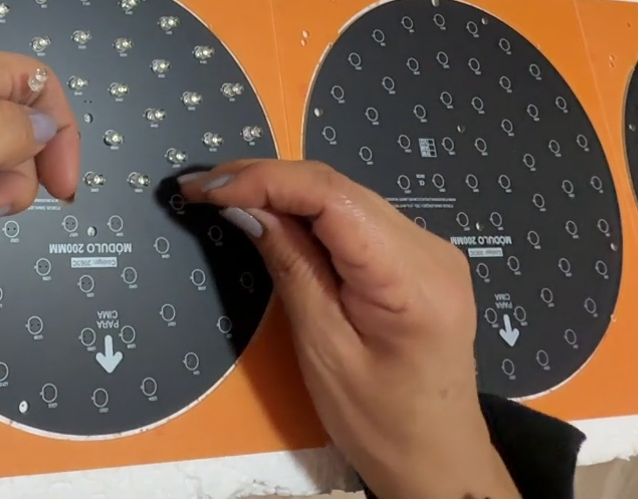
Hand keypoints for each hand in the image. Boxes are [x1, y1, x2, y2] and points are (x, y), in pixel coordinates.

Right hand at [181, 160, 517, 498]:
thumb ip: (289, 265)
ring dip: (275, 187)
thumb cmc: (379, 421)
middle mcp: (427, 246)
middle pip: (332, 185)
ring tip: (220, 193)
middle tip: (199, 187)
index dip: (262, 180)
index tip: (204, 189)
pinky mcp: (412, 252)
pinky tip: (264, 209)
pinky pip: (347, 210)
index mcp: (413, 276)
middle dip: (261, 178)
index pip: (330, 196)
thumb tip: (242, 205)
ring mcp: (424, 245)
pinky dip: (299, 204)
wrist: (438, 461)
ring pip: (337, 191)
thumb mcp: (323, 347)